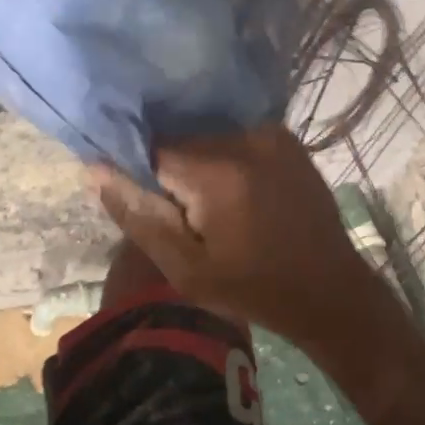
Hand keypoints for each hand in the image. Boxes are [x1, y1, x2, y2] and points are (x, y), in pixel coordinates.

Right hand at [89, 125, 377, 344]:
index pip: (151, 149)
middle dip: (174, 172)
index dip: (144, 178)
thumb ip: (138, 216)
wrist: (330, 291)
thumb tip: (94, 169)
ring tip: (216, 209)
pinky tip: (239, 195)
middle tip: (188, 217)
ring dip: (200, 165)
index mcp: (217, 170)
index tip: (155, 209)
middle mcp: (244, 137)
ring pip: (208, 136)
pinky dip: (227, 158)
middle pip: (181, 139)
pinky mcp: (287, 138)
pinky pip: (236, 137)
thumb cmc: (253, 289)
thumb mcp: (185, 268)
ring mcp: (271, 133)